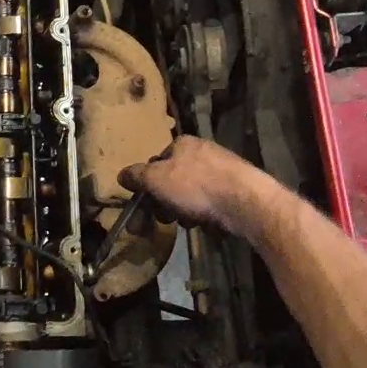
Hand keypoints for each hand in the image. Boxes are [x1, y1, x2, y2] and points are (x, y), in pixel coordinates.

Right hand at [118, 136, 279, 238]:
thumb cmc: (195, 185)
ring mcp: (222, 169)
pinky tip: (207, 224)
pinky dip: (205, 214)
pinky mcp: (237, 188)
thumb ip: (137, 176)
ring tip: (188, 224)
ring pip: (192, 193)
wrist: (244, 201)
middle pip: (173, 179)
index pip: (156, 163)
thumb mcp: (156, 179)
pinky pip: (211, 202)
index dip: (148, 185)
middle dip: (165, 202)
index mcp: (182, 143)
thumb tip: (121, 174)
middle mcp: (202, 151)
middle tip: (164, 221)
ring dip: (184, 211)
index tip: (145, 205)